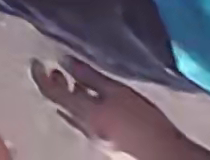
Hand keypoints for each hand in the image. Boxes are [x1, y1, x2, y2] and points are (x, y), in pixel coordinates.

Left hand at [32, 56, 209, 159]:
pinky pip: (87, 125)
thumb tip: (63, 60)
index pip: (49, 92)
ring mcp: (97, 141)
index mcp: (83, 114)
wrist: (173, 159)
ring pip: (73, 115)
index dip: (39, 75)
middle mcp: (85, 129)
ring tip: (75, 83)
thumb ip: (88, 75)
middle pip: (60, 105)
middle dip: (55, 85)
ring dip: (69, 98)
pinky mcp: (110, 148)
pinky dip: (83, 110)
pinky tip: (96, 103)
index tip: (35, 61)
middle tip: (55, 70)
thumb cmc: (146, 122)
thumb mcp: (117, 91)